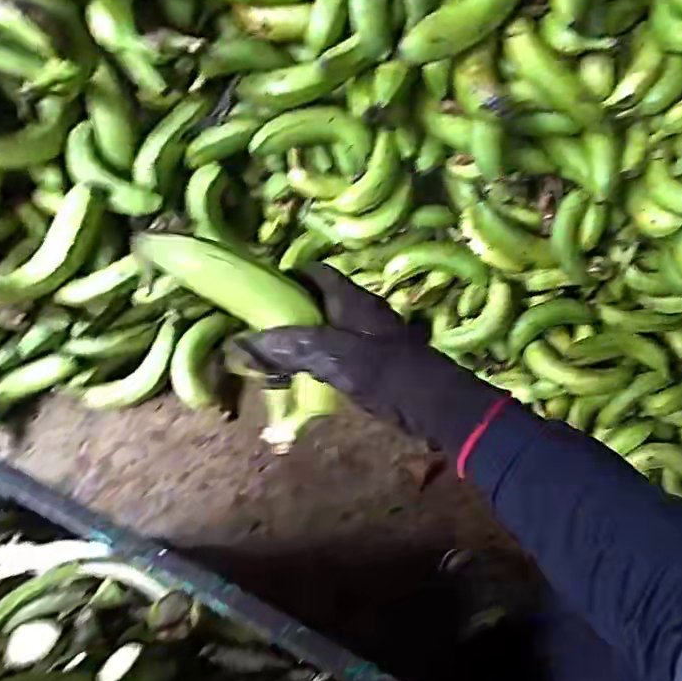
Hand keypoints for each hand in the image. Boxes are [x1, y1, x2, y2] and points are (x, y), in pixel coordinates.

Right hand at [230, 265, 505, 453]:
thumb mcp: (337, 357)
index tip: (258, 291)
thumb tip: (243, 342)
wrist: (438, 406)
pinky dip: (317, 360)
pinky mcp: (377, 363)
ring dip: (301, 340)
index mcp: (354, 300)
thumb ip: (293, 347)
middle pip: (319, 302)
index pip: (316, 273)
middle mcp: (363, 313)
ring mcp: (371, 338)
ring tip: (269, 359)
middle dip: (289, 312)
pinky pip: (338, 353)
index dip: (288, 277)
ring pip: (328, 329)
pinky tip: (300, 378)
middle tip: (256, 330)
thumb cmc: (390, 374)